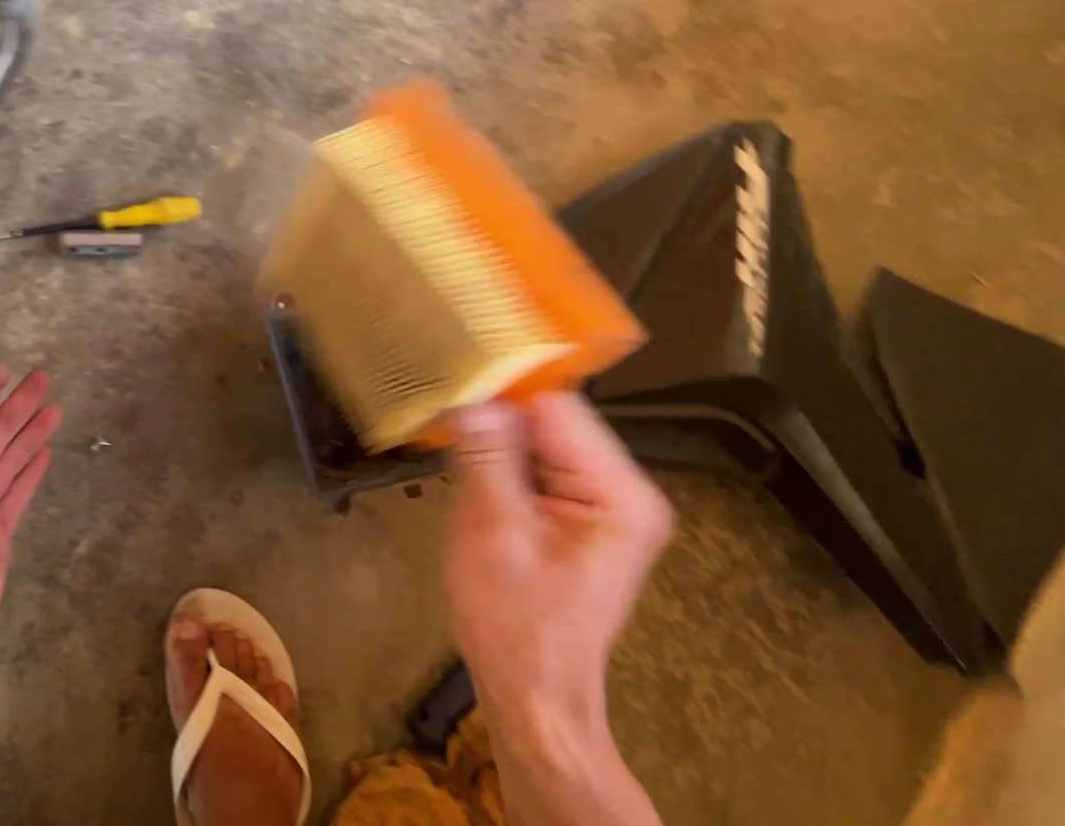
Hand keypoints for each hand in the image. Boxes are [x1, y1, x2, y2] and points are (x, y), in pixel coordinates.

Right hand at [444, 394, 672, 777]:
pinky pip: (538, 468)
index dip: (504, 392)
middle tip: (443, 413)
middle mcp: (624, 492)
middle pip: (554, 424)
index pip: (560, 410)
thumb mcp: (492, 531)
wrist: (531, 690)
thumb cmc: (513, 620)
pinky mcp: (580, 518)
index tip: (453, 378)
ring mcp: (605, 506)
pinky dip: (501, 465)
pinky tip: (471, 473)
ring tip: (452, 444)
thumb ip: (487, 458)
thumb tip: (473, 398)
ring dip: (496, 443)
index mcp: (619, 495)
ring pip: (541, 443)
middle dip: (497, 419)